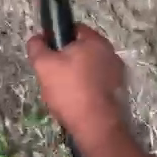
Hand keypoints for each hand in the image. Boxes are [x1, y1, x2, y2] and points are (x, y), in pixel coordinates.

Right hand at [25, 25, 129, 150]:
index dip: (57, 37)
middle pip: (82, 49)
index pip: (74, 28)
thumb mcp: (43, 65)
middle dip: (66, 59)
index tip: (47, 53)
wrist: (97, 128)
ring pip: (89, 67)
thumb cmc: (70, 90)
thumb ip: (37, 46)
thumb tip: (38, 39)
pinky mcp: (119, 93)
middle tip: (52, 74)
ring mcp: (118, 74)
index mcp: (96, 41)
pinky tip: (76, 102)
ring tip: (63, 91)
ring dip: (76, 74)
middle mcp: (111, 54)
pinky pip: (97, 83)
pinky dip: (86, 88)